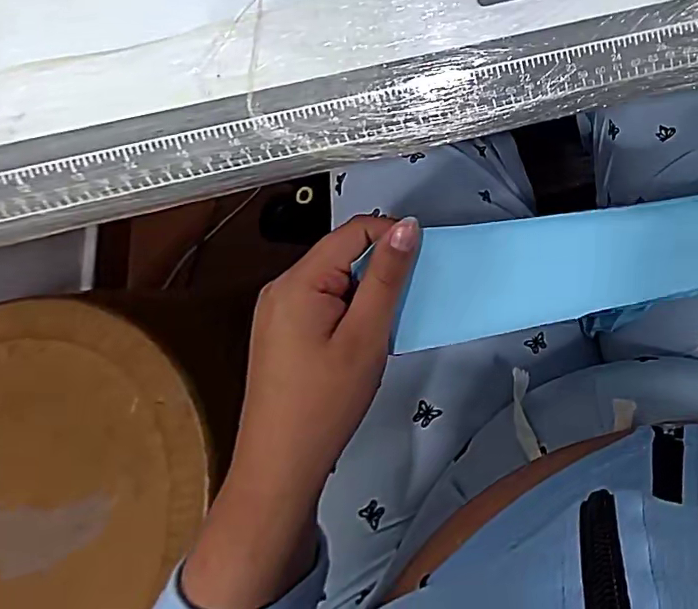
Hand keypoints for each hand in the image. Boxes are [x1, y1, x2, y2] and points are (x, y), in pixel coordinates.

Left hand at [233, 213, 421, 474]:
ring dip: (369, 288)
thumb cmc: (319, 408)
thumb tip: (405, 228)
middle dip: (381, 267)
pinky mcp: (283, 328)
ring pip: (338, 274)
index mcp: (298, 283)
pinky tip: (363, 336)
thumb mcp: (367, 335)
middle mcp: (281, 288)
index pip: (355, 230)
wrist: (279, 469)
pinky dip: (352, 306)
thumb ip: (388, 275)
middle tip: (403, 301)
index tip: (419, 260)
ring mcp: (278, 309)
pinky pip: (326, 296)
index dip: (393, 236)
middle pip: (345, 250)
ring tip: (382, 325)